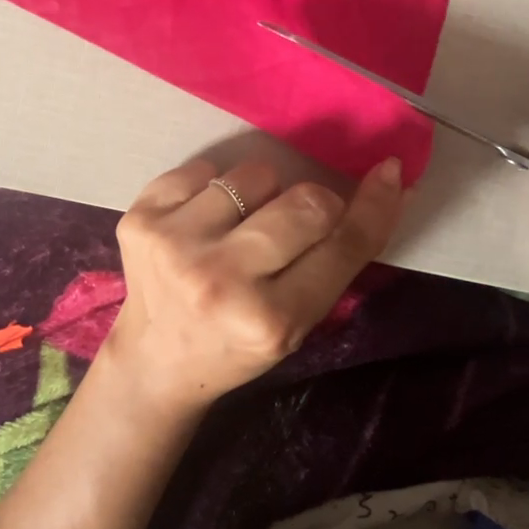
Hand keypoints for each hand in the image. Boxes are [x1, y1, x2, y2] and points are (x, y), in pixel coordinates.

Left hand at [100, 156, 408, 413]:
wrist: (154, 360)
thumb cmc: (236, 345)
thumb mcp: (296, 324)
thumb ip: (335, 262)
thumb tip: (385, 185)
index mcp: (270, 321)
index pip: (342, 245)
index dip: (374, 205)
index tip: (389, 173)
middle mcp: (220, 280)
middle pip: (305, 201)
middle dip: (314, 203)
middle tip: (296, 223)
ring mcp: (174, 245)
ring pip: (254, 174)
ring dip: (260, 193)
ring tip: (239, 228)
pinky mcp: (139, 219)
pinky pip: (204, 168)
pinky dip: (213, 187)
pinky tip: (201, 221)